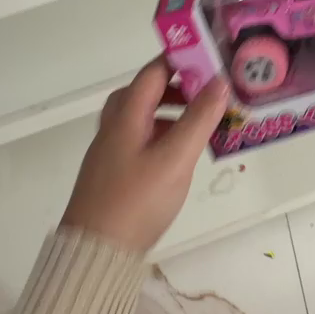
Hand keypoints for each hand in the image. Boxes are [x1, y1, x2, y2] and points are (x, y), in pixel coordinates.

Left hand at [60, 61, 228, 252]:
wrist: (95, 256)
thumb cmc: (137, 200)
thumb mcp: (176, 157)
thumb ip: (199, 118)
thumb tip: (220, 80)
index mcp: (126, 116)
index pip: (154, 72)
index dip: (181, 60)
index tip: (211, 57)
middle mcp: (114, 127)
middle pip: (143, 91)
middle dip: (177, 85)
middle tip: (207, 92)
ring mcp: (110, 152)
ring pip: (142, 117)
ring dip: (171, 111)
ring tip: (201, 123)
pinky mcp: (113, 174)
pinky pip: (141, 138)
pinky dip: (163, 134)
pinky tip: (180, 154)